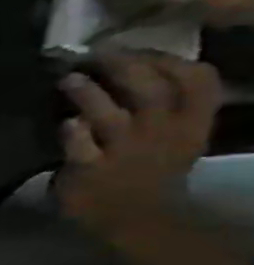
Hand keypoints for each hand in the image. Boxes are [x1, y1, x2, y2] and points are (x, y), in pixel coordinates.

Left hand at [55, 51, 222, 236]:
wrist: (134, 217)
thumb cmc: (150, 170)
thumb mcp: (178, 136)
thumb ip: (169, 106)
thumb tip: (136, 67)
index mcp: (191, 122)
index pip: (199, 81)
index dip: (168, 60)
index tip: (135, 47)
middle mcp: (162, 133)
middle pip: (152, 91)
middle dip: (125, 67)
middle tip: (96, 55)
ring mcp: (125, 152)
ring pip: (111, 115)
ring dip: (89, 94)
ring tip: (69, 78)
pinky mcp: (90, 170)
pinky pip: (81, 147)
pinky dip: (72, 132)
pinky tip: (66, 123)